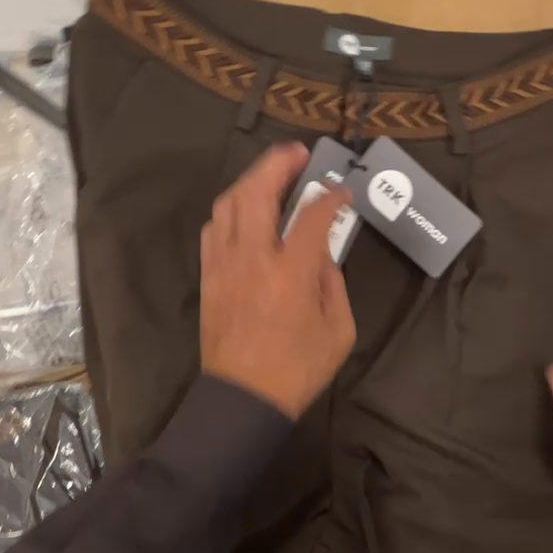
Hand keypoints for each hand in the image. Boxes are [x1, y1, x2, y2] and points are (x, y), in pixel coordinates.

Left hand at [200, 142, 356, 418]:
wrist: (244, 399)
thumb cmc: (298, 370)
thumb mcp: (339, 331)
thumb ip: (333, 284)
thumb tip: (324, 255)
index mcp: (292, 274)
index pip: (313, 216)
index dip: (331, 198)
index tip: (342, 193)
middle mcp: (254, 259)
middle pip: (257, 191)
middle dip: (279, 164)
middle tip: (298, 154)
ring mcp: (224, 265)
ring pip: (228, 204)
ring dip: (250, 182)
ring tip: (270, 178)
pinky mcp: (209, 277)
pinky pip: (214, 230)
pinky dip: (231, 211)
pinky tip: (245, 214)